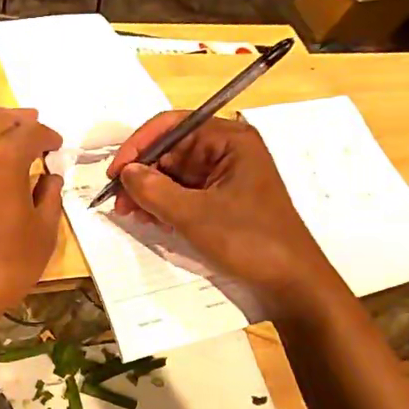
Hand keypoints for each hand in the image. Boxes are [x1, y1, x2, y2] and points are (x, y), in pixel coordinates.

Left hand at [0, 108, 63, 337]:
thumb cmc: (6, 264)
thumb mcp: (43, 231)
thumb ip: (50, 196)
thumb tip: (50, 177)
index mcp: (5, 156)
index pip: (32, 132)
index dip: (49, 136)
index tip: (58, 146)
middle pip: (1, 120)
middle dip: (23, 121)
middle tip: (39, 128)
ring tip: (12, 127)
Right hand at [106, 111, 340, 309]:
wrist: (293, 282)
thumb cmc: (250, 240)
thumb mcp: (195, 215)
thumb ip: (154, 190)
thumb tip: (126, 173)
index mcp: (230, 139)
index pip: (173, 125)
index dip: (139, 145)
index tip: (115, 173)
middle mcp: (229, 150)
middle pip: (173, 150)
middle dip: (144, 174)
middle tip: (118, 202)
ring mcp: (229, 176)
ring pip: (177, 174)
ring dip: (152, 192)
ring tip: (132, 215)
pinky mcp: (227, 200)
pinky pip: (188, 193)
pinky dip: (167, 204)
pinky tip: (153, 221)